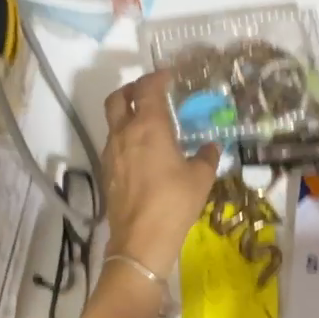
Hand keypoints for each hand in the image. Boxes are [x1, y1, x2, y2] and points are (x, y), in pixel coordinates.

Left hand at [102, 71, 219, 275]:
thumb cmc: (174, 203)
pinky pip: (113, 144)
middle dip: (132, 90)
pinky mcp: (107, 172)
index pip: (148, 89)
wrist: (141, 240)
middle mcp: (124, 133)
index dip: (157, 78)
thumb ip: (206, 157)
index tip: (168, 77)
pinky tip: (142, 153)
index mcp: (149, 126)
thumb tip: (211, 147)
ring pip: (113, 122)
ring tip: (147, 125)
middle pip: (118, 98)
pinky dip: (125, 138)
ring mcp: (111, 153)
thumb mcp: (200, 179)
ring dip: (126, 115)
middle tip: (148, 93)